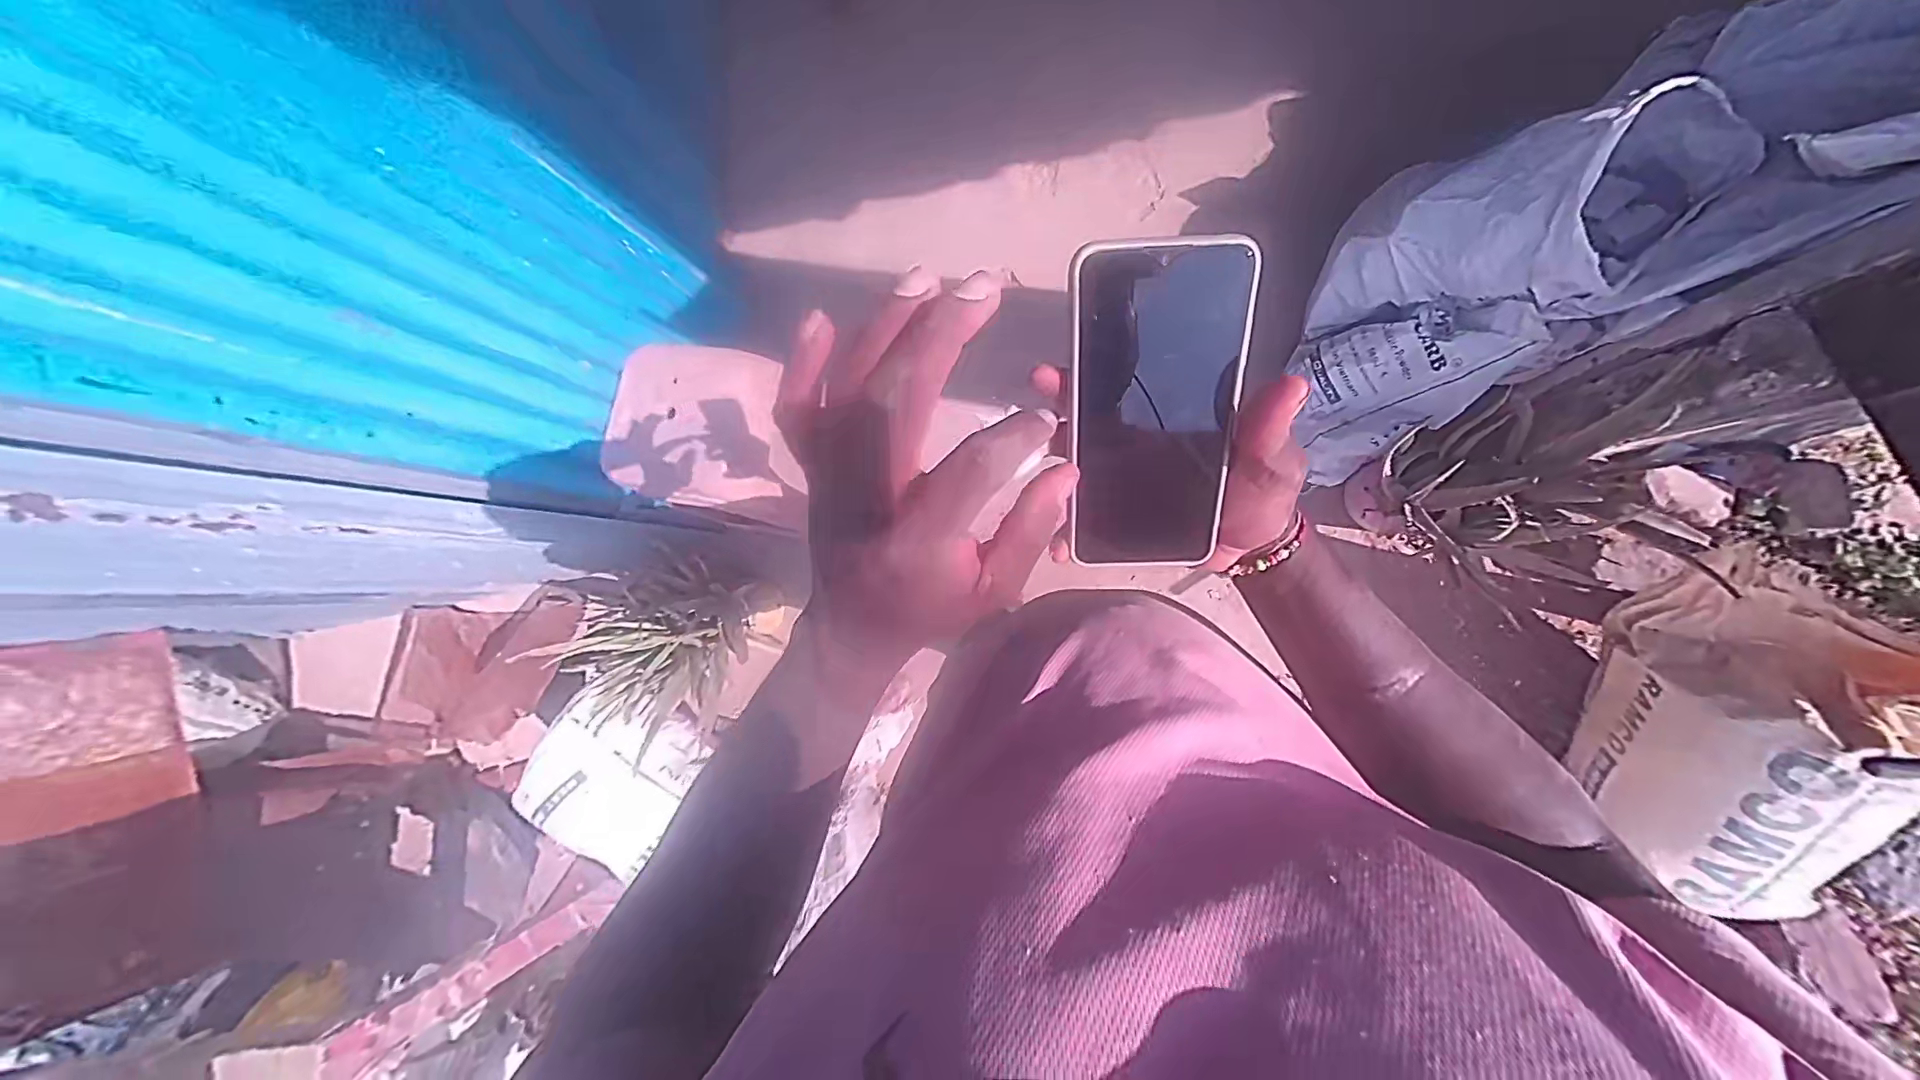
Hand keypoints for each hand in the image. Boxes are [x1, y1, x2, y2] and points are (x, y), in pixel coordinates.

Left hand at [777, 269, 1077, 664]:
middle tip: (984, 289)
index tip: (1047, 417)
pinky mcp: (811, 468)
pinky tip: (824, 317)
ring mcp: (829, 478)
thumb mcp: (992, 592)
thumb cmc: (929, 613)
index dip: (1013, 435)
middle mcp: (865, 501)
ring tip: (928, 279)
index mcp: (916, 543)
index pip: (969, 471)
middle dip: (940, 337)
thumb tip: (1063, 468)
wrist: (852, 630)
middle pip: (894, 402)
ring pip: (847, 390)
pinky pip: (796, 410)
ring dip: (886, 327)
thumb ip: (1030, 533)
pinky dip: (804, 363)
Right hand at [1031, 365, 1309, 571]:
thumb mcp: (1272, 459)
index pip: (1126, 387)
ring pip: (1077, 469)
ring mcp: (1120, 484)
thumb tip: (1292, 386)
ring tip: (1043, 475)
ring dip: (1054, 468)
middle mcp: (1135, 444)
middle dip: (1063, 402)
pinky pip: (1085, 524)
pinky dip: (1069, 532)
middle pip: (1089, 420)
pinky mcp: (1115, 523)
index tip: (1070, 361)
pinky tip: (1061, 543)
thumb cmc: (1261, 494)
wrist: (1251, 549)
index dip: (1095, 371)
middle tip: (1046, 389)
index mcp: (1169, 418)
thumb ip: (1270, 429)